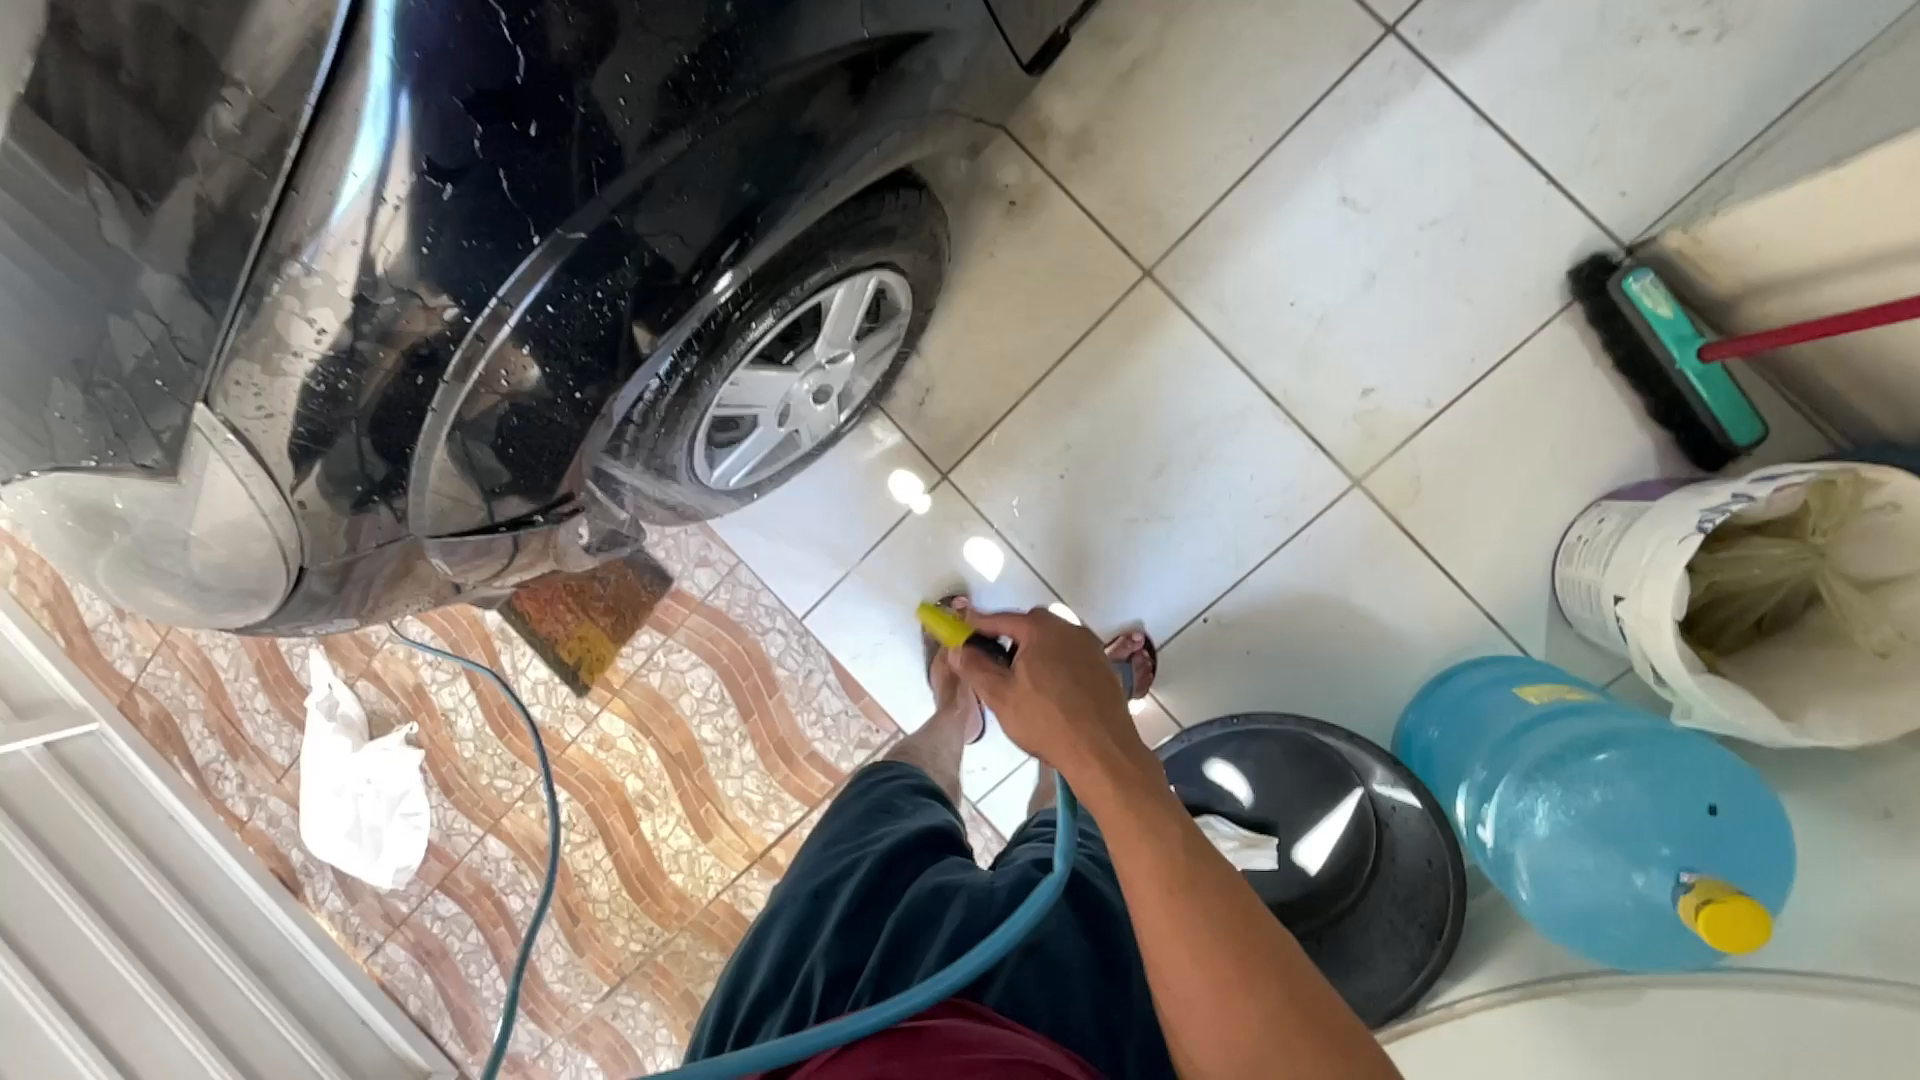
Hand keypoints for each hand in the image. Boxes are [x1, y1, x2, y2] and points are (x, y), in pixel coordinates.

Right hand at [946, 606, 1156, 786]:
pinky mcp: (1104, 666)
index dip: (977, 626)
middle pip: (1030, 624)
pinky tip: (1050, 690)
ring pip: (1053, 640)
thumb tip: (958, 648)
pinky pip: (1071, 655)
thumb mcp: (1000, 696)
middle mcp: (1069, 627)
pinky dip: (1055, 663)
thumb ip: (975, 667)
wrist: (1103, 751)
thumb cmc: (1046, 721)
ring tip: (1021, 680)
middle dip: (1008, 638)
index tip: (961, 632)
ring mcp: (1091, 646)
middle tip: (994, 663)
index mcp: (1041, 628)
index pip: (1000, 619)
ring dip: (1034, 651)